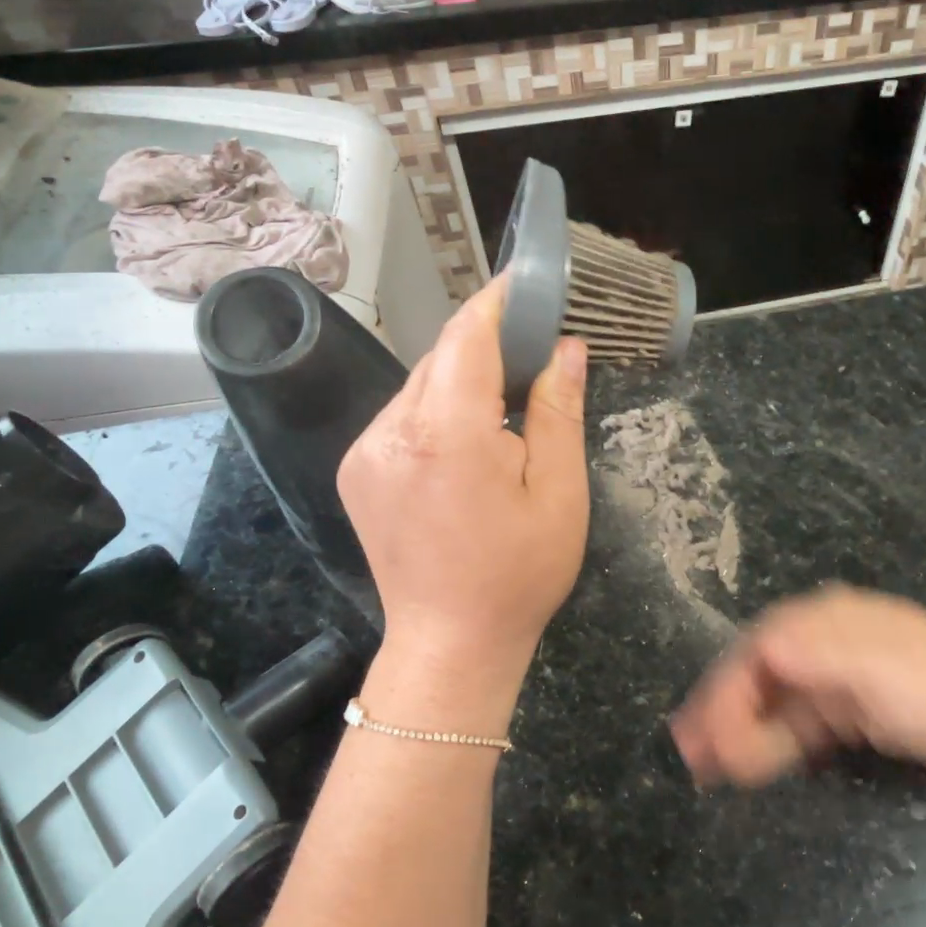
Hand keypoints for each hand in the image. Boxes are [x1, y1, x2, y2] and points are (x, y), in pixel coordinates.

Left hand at [338, 276, 589, 672]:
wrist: (450, 643)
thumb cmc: (518, 573)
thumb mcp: (558, 494)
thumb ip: (559, 412)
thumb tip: (568, 349)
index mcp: (448, 433)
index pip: (467, 336)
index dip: (495, 302)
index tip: (524, 284)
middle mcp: (392, 430)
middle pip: (441, 358)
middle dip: (485, 348)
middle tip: (534, 357)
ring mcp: (366, 451)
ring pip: (420, 385)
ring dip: (461, 382)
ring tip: (504, 410)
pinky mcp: (357, 470)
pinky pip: (401, 416)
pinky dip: (436, 411)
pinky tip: (465, 445)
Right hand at [670, 585, 925, 786]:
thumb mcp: (879, 667)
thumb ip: (819, 654)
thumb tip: (765, 645)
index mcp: (826, 620)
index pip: (758, 648)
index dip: (725, 687)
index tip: (701, 728)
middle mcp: (822, 640)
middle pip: (758, 673)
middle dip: (722, 710)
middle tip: (689, 751)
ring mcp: (834, 675)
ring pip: (773, 702)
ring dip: (740, 731)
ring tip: (705, 765)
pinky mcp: (845, 706)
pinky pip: (796, 724)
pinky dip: (772, 744)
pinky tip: (748, 765)